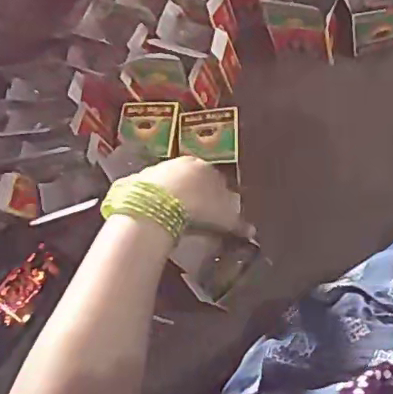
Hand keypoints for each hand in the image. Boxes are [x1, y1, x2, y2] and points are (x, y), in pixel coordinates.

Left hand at [134, 156, 253, 238]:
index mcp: (208, 168)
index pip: (217, 180)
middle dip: (194, 192)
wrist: (158, 204)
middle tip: (195, 213)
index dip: (217, 196)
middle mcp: (185, 162)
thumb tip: (251, 231)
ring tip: (174, 214)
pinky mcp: (140, 177)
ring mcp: (160, 167)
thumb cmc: (199, 208)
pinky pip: (152, 189)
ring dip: (174, 194)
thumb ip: (238, 224)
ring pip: (171, 180)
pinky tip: (156, 212)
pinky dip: (155, 198)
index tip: (215, 211)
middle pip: (192, 178)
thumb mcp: (224, 219)